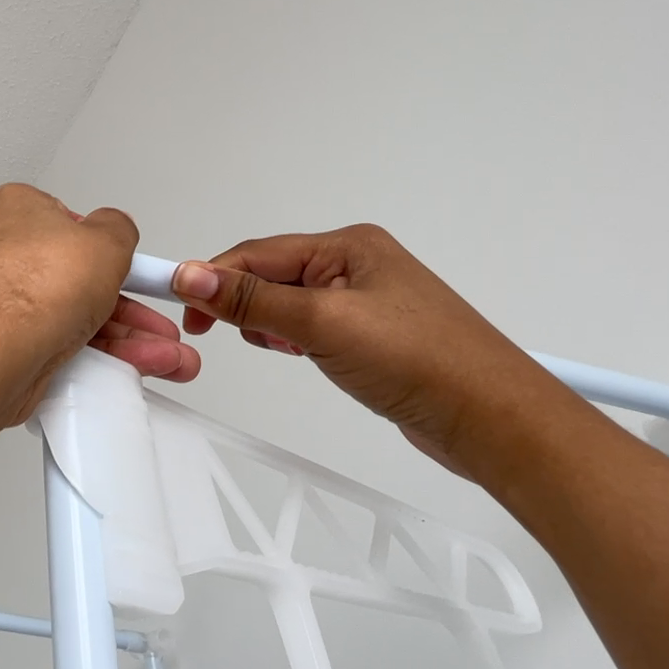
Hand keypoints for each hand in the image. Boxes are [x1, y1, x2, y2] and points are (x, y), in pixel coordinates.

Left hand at [0, 184, 198, 426]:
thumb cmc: (33, 287)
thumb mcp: (105, 241)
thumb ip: (118, 230)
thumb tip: (116, 229)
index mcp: (12, 210)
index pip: (66, 222)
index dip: (104, 248)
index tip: (135, 271)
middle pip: (73, 277)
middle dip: (127, 307)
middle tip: (160, 327)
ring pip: (66, 315)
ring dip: (121, 337)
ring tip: (164, 359)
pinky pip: (49, 343)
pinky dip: (89, 356)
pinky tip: (124, 368)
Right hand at [173, 224, 567, 477]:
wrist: (495, 422)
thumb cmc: (426, 363)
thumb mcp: (321, 324)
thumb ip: (250, 299)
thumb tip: (192, 275)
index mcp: (348, 246)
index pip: (256, 253)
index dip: (210, 276)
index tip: (172, 297)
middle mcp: (354, 265)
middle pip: (266, 274)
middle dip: (238, 302)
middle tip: (214, 331)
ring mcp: (362, 300)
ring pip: (283, 301)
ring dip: (263, 322)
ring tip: (275, 346)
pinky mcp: (366, 333)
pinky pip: (305, 324)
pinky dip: (286, 337)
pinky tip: (292, 352)